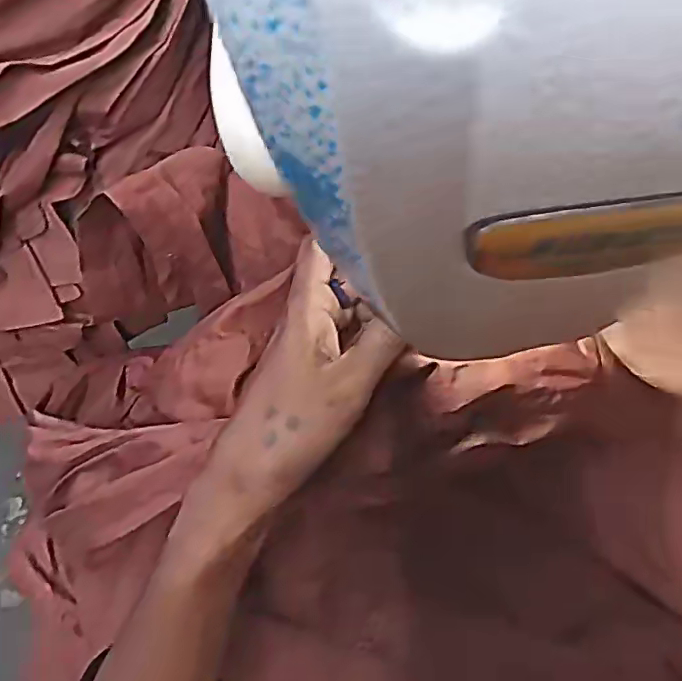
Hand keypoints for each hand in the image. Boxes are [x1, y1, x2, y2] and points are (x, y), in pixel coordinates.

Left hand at [173, 239, 406, 558]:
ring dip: (384, 296)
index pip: (323, 244)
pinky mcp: (321, 361)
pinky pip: (354, 330)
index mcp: (307, 304)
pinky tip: (408, 329)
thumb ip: (386, 337)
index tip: (391, 205)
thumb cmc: (296, 424)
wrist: (253, 474)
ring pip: (354, 303)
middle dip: (381, 260)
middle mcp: (310, 312)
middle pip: (346, 271)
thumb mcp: (351, 381)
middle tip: (427, 248)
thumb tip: (422, 294)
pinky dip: (379, 326)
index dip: (349, 221)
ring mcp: (315, 337)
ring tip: (428, 282)